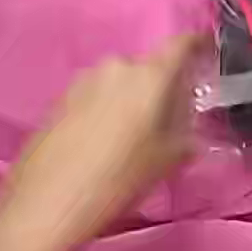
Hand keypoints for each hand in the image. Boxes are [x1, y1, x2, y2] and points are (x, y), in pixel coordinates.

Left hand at [0, 33, 208, 250]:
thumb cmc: (116, 180)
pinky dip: (108, 109)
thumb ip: (185, 136)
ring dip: (133, 99)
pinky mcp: (61, 98)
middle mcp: (116, 67)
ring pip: (122, 82)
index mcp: (149, 75)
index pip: (181, 44)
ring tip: (135, 136)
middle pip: (150, 68)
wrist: (43, 206)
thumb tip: (189, 132)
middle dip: (163, 87)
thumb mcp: (165, 162)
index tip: (208, 54)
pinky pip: (97, 95)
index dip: (199, 45)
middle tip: (171, 118)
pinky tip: (104, 143)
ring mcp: (84, 80)